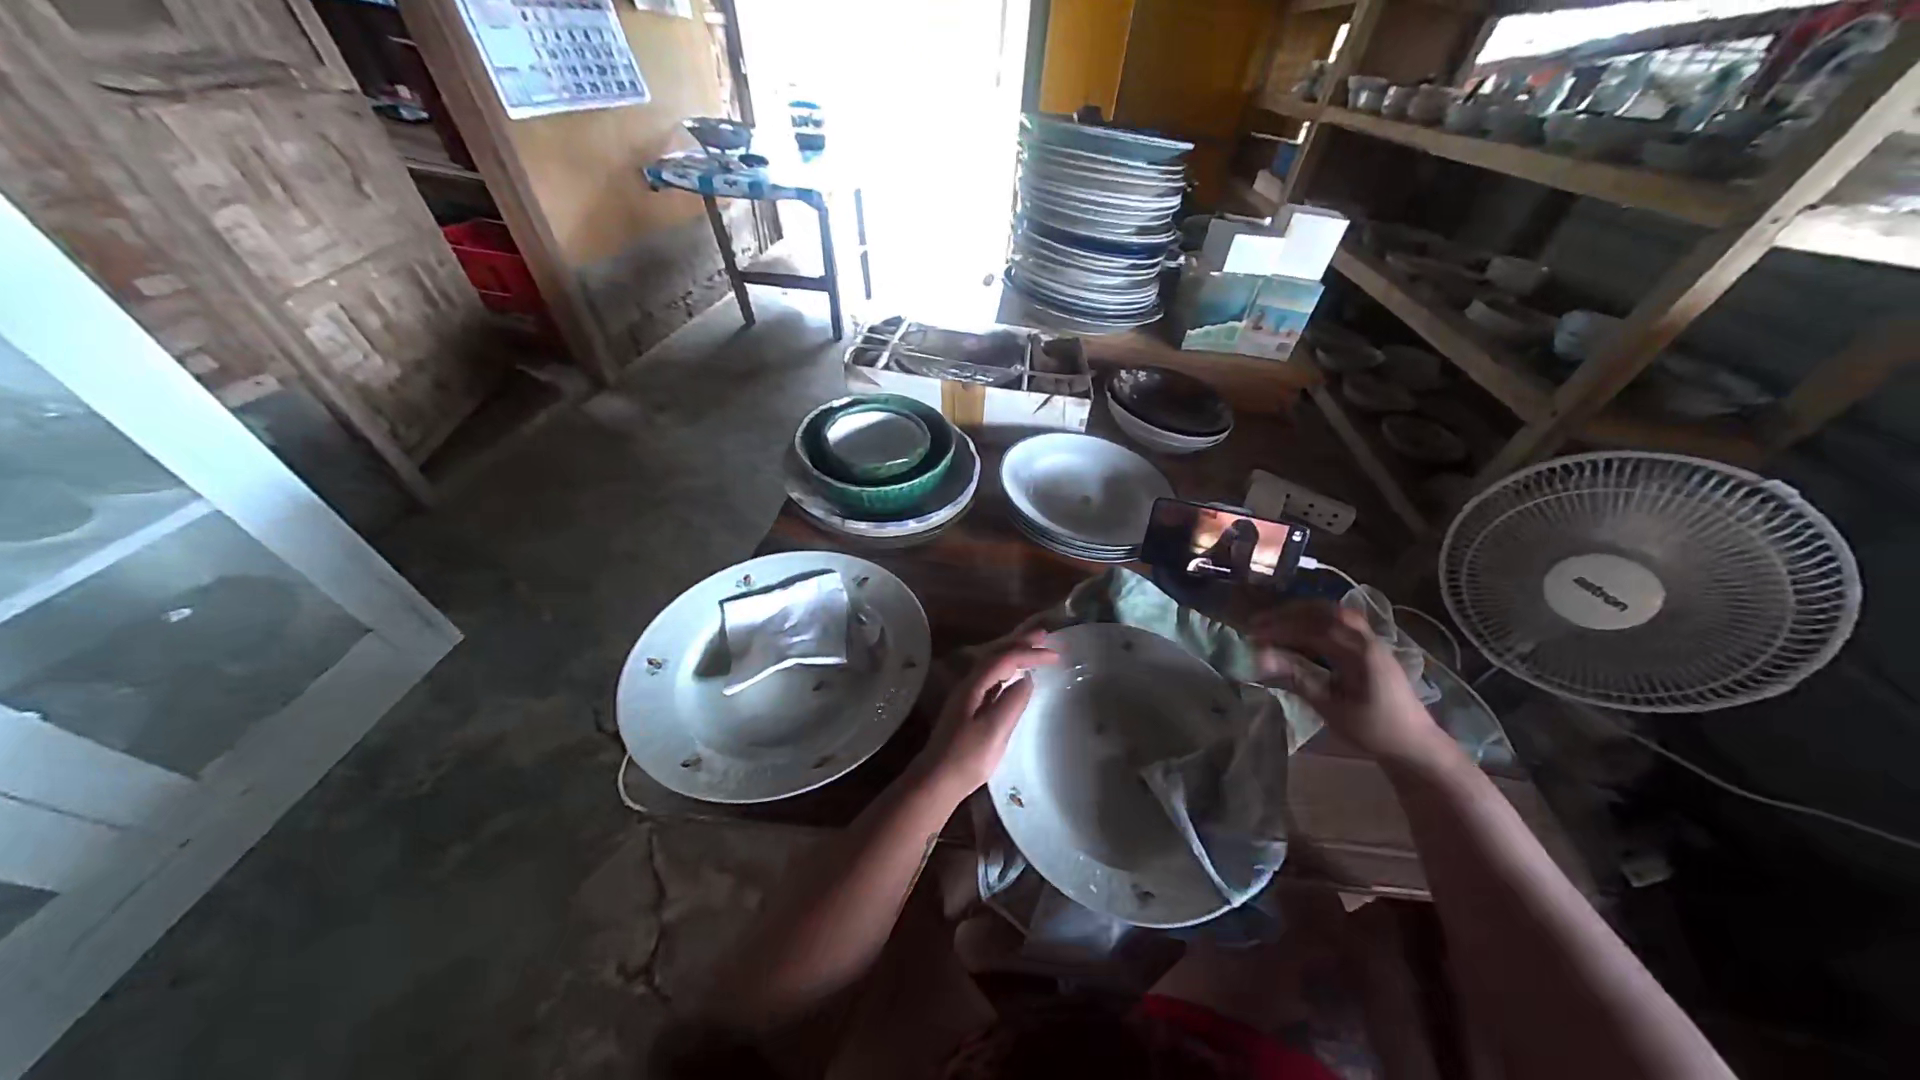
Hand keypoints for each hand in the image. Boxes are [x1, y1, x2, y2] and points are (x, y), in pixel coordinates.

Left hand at [914, 630, 1058, 797]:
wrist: (937, 780)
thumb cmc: (966, 758)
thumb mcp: (994, 731)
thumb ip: (1012, 703)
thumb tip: (1027, 679)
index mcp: (974, 686)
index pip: (1004, 659)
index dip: (1030, 653)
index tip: (1055, 654)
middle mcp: (969, 684)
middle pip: (996, 654)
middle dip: (1020, 642)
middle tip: (1045, 633)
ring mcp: (967, 695)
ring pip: (992, 664)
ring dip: (1013, 652)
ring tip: (1033, 646)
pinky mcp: (969, 707)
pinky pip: (992, 676)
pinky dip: (1007, 668)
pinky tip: (1014, 675)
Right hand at [1249, 601, 1455, 769]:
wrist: (1414, 743)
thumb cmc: (1373, 730)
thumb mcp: (1331, 708)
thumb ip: (1297, 679)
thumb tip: (1261, 658)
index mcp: (1360, 653)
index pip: (1313, 629)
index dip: (1280, 629)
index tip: (1253, 635)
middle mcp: (1367, 639)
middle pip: (1324, 611)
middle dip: (1288, 613)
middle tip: (1259, 623)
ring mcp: (1372, 641)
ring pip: (1334, 613)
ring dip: (1303, 613)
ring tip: (1276, 622)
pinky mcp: (1371, 647)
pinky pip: (1342, 622)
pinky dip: (1317, 619)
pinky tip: (1301, 630)